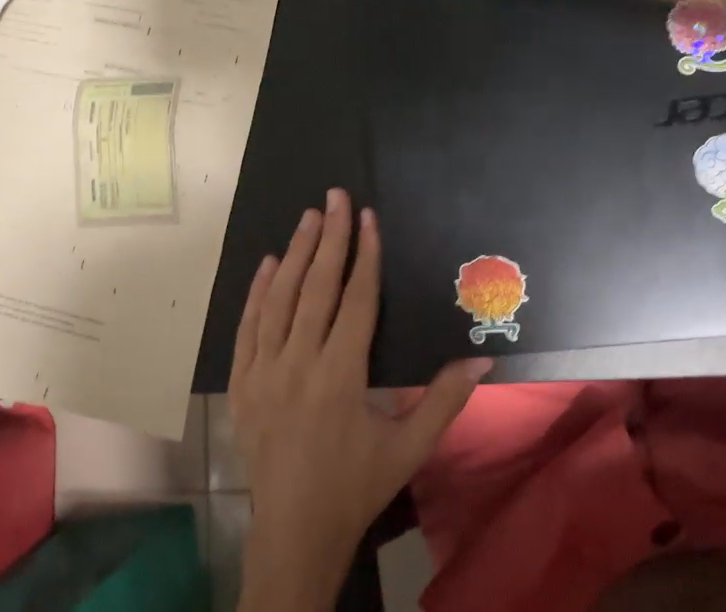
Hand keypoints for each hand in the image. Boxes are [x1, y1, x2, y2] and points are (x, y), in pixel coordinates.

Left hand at [230, 189, 491, 611]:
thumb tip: (484, 359)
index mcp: (340, 375)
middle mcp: (297, 364)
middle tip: (336, 196)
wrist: (294, 529)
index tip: (368, 218)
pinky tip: (268, 265)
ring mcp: (263, 372)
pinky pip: (247, 328)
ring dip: (294, 254)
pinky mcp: (241, 384)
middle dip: (328, 237)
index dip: (365, 255)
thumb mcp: (409, 448)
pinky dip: (257, 293)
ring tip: (308, 217)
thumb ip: (444, 399)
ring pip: (279, 300)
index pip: (355, 300)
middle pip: (315, 287)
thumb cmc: (357, 485)